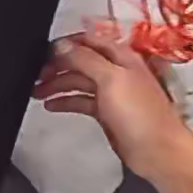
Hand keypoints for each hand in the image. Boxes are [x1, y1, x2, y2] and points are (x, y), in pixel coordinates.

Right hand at [33, 30, 192, 182]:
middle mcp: (116, 71)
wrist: (157, 151)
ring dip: (57, 84)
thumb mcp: (110, 79)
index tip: (43, 52)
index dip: (65, 44)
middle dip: (57, 66)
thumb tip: (61, 45)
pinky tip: (50, 105)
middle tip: (35, 75)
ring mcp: (111, 92)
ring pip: (78, 81)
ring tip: (36, 91)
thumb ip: (85, 59)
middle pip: (80, 61)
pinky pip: (81, 101)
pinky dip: (65, 101)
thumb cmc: (140, 114)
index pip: (88, 40)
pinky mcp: (106, 112)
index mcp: (120, 57)